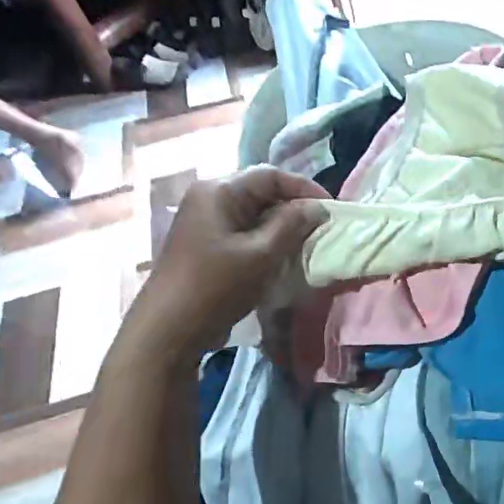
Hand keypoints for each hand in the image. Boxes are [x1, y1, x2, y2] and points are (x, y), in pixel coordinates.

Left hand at [132, 166, 327, 353]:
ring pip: (254, 214)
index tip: (332, 210)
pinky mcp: (206, 243)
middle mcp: (209, 198)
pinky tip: (281, 258)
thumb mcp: (261, 254)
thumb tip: (316, 208)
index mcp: (219, 191)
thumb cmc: (217, 286)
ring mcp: (205, 221)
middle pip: (261, 192)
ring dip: (282, 227)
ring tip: (306, 244)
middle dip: (294, 208)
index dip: (305, 188)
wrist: (171, 327)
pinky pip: (243, 232)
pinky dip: (266, 241)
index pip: (271, 175)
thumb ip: (292, 225)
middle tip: (321, 229)